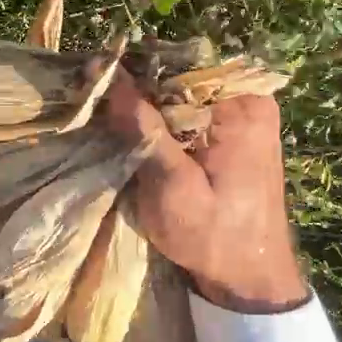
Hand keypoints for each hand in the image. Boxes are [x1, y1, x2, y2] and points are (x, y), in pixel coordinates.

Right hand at [102, 72, 310, 313]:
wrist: (247, 283)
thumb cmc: (213, 235)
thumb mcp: (171, 182)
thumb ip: (141, 123)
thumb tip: (102, 67)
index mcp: (243, 107)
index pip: (180, 58)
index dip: (136, 61)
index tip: (99, 72)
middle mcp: (243, 101)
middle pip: (175, 69)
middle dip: (134, 78)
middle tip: (94, 91)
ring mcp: (234, 115)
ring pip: (172, 85)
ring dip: (137, 96)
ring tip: (103, 107)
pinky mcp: (222, 130)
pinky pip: (178, 104)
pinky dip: (149, 111)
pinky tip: (124, 122)